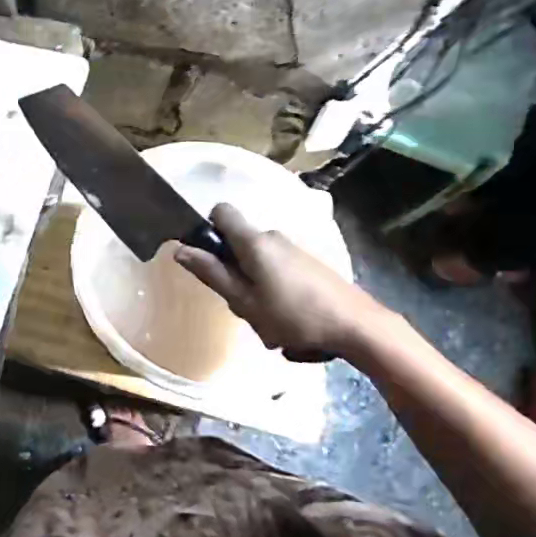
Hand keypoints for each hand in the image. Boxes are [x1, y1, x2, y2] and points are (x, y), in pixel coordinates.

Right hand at [172, 203, 395, 355]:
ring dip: (253, 289)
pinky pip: (277, 272)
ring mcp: (294, 249)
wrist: (356, 325)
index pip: (221, 211)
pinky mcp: (309, 264)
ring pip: (257, 262)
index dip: (207, 229)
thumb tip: (180, 249)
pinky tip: (286, 322)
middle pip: (238, 243)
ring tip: (267, 323)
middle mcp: (273, 236)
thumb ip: (212, 274)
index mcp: (254, 240)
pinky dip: (273, 293)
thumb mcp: (244, 301)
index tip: (208, 259)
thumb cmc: (294, 315)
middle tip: (240, 306)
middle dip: (232, 272)